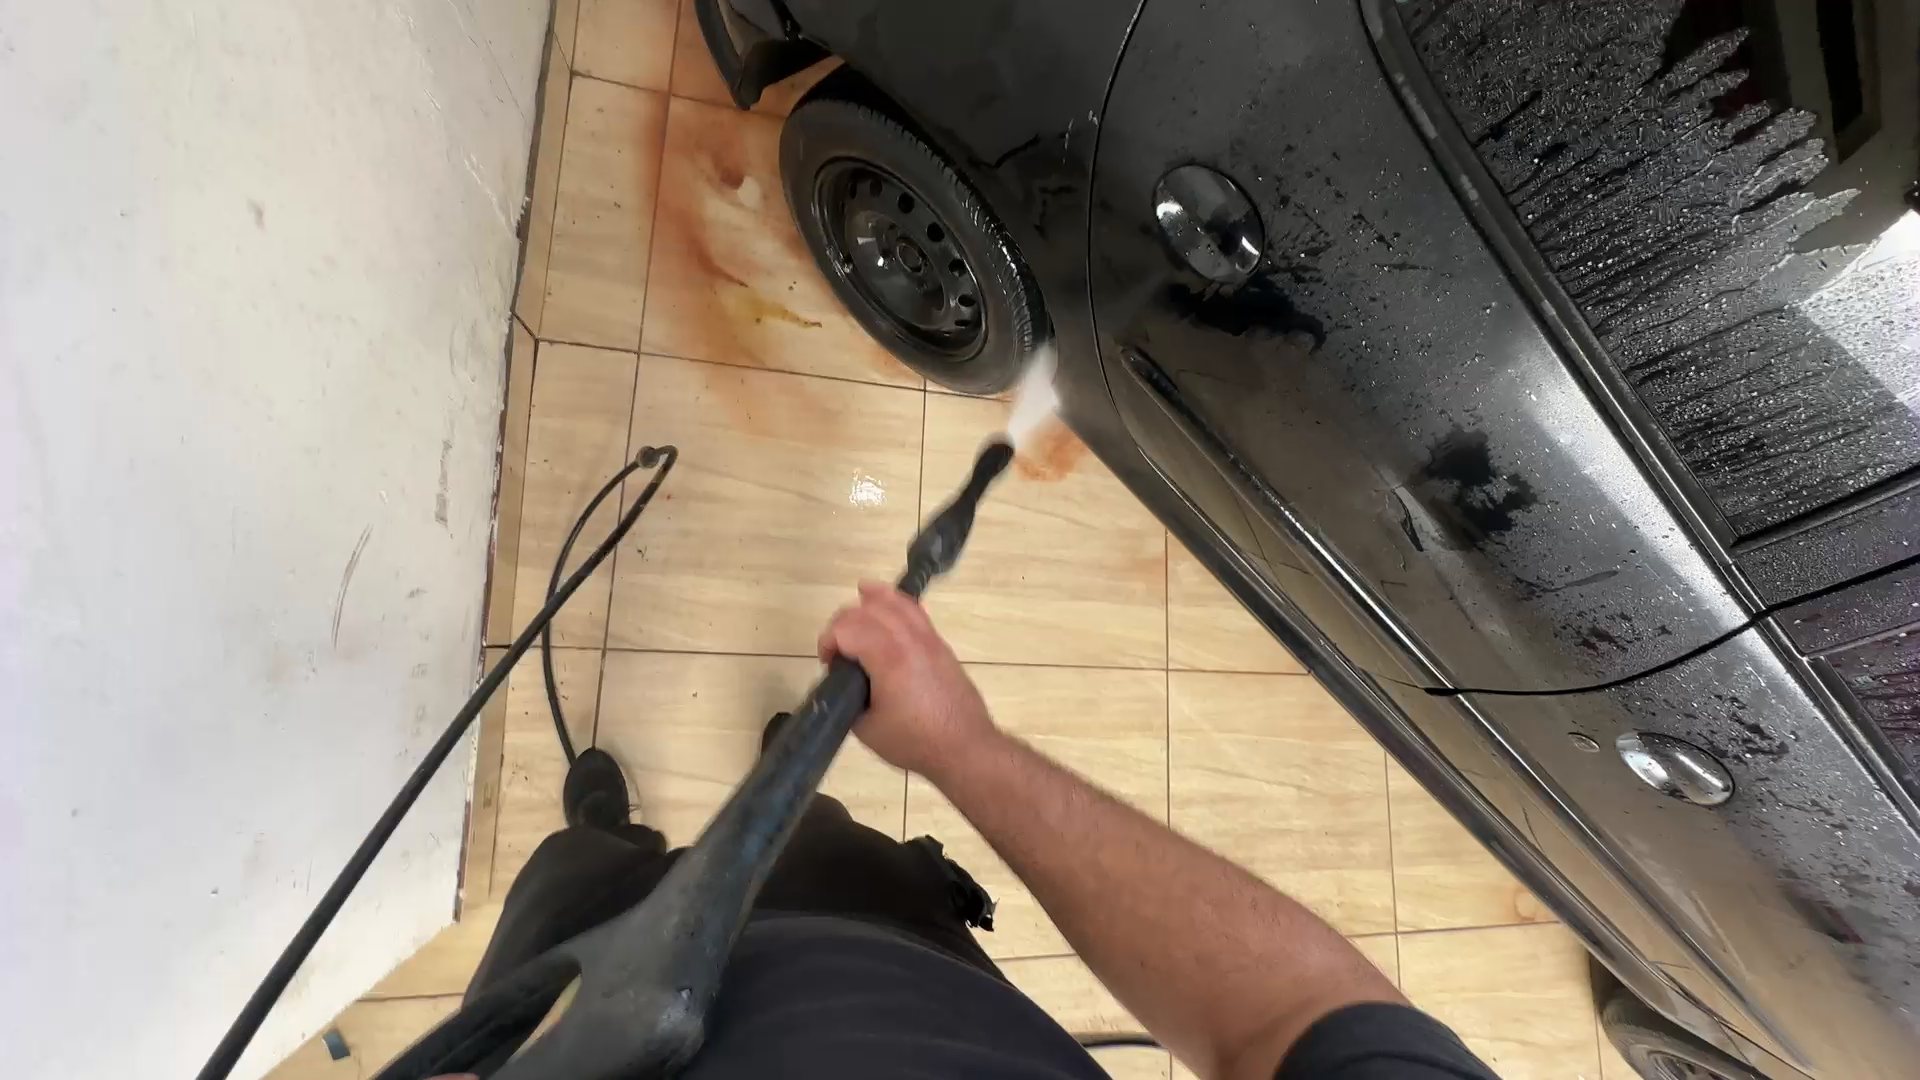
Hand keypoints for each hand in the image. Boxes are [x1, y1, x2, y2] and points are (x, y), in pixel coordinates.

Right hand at [818, 581, 997, 777]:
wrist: (964, 746)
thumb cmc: (914, 741)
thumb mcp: (866, 728)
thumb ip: (847, 697)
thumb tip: (842, 681)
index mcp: (889, 657)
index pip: (848, 627)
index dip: (828, 640)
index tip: (828, 664)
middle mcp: (909, 639)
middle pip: (869, 609)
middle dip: (844, 621)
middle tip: (838, 651)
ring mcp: (929, 638)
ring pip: (897, 603)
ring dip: (874, 600)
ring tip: (860, 595)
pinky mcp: (940, 645)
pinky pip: (916, 612)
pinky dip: (898, 603)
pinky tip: (890, 605)